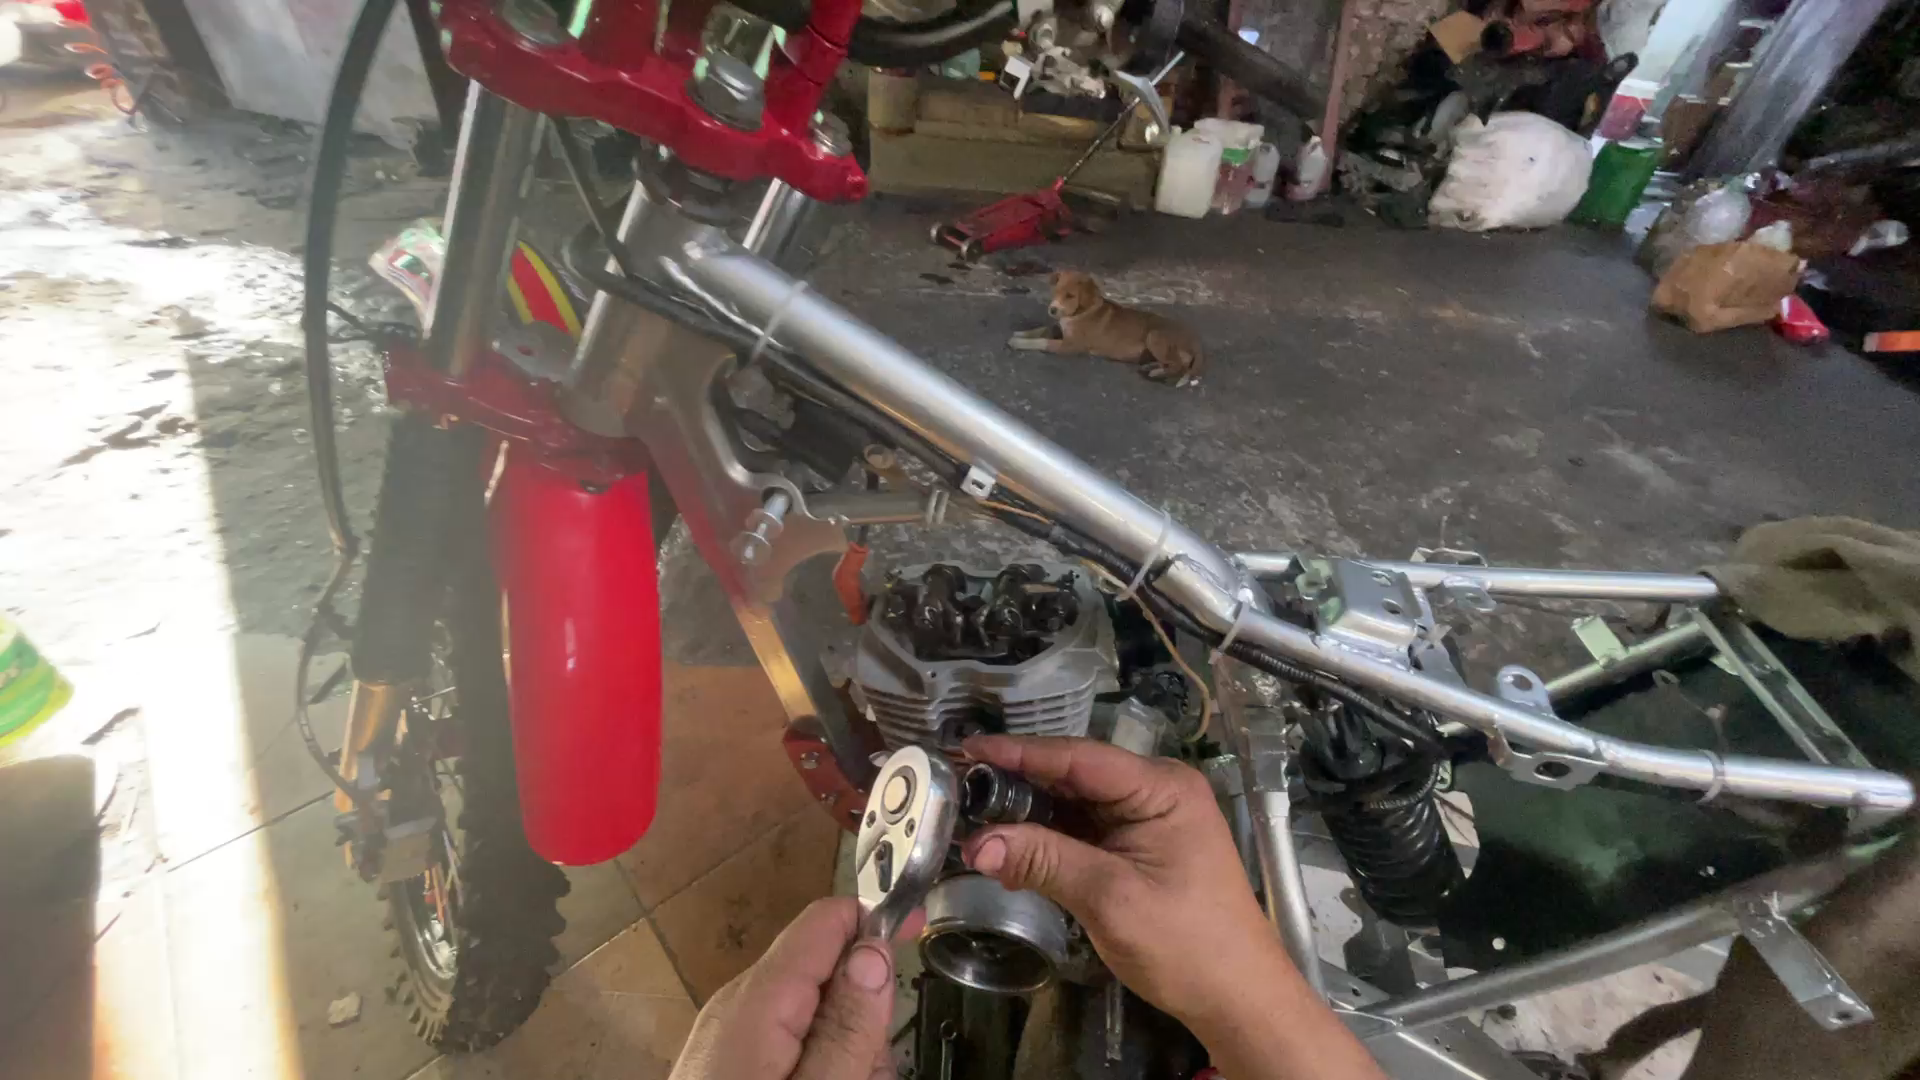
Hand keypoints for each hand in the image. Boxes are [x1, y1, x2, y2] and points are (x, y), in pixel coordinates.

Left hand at [669, 897, 916, 1079]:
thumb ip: (847, 1024)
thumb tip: (873, 948)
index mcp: (758, 998)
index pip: (826, 920)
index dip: (875, 922)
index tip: (914, 942)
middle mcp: (740, 1005)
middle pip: (828, 969)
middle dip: (865, 1014)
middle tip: (873, 1072)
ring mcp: (731, 1038)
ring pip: (817, 1013)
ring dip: (848, 1052)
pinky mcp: (730, 1066)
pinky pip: (793, 1046)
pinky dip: (821, 1068)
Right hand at [956, 735, 1280, 1026]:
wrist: (1240, 1002)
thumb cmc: (1187, 945)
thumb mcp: (1111, 899)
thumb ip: (1044, 860)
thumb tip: (975, 844)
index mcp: (1161, 786)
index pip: (1078, 758)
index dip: (1019, 752)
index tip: (969, 748)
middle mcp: (1153, 788)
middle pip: (1073, 774)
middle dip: (1017, 780)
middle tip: (962, 782)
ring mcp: (1145, 815)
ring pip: (1073, 800)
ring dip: (1027, 809)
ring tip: (974, 809)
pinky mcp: (1135, 842)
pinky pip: (1082, 826)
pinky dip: (1046, 834)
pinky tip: (1009, 840)